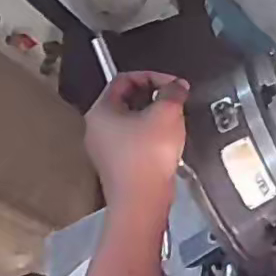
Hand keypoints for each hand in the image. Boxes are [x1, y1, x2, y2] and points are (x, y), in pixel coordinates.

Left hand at [83, 71, 189, 205]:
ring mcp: (105, 147)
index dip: (152, 76)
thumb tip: (177, 85)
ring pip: (132, 118)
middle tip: (176, 98)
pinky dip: (152, 131)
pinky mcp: (118, 162)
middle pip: (127, 98)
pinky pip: (134, 137)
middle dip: (155, 94)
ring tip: (175, 117)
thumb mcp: (166, 113)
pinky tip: (168, 138)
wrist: (142, 199)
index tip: (173, 84)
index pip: (124, 79)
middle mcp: (97, 127)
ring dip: (155, 112)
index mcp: (101, 111)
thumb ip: (173, 92)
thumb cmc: (148, 153)